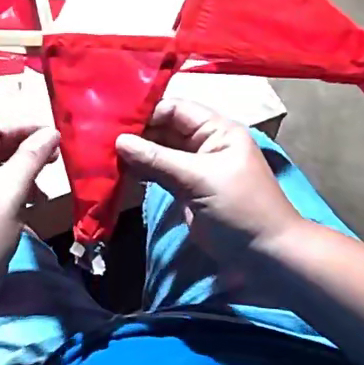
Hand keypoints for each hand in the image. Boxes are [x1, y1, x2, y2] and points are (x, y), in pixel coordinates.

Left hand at [0, 116, 59, 303]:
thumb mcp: (11, 192)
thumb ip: (31, 157)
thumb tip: (52, 132)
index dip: (25, 129)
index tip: (55, 135)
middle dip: (27, 150)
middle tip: (56, 156)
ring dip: (25, 169)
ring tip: (45, 181)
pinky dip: (18, 185)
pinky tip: (34, 198)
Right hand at [114, 100, 303, 262]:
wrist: (266, 256)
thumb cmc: (240, 209)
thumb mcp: (200, 179)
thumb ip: (158, 159)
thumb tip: (119, 141)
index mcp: (217, 130)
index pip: (176, 108)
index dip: (145, 111)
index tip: (111, 118)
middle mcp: (204, 143)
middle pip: (164, 129)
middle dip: (135, 133)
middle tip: (97, 136)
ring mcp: (194, 168)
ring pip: (158, 152)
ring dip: (134, 154)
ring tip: (101, 154)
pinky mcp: (186, 191)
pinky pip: (159, 174)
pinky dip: (141, 173)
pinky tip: (117, 173)